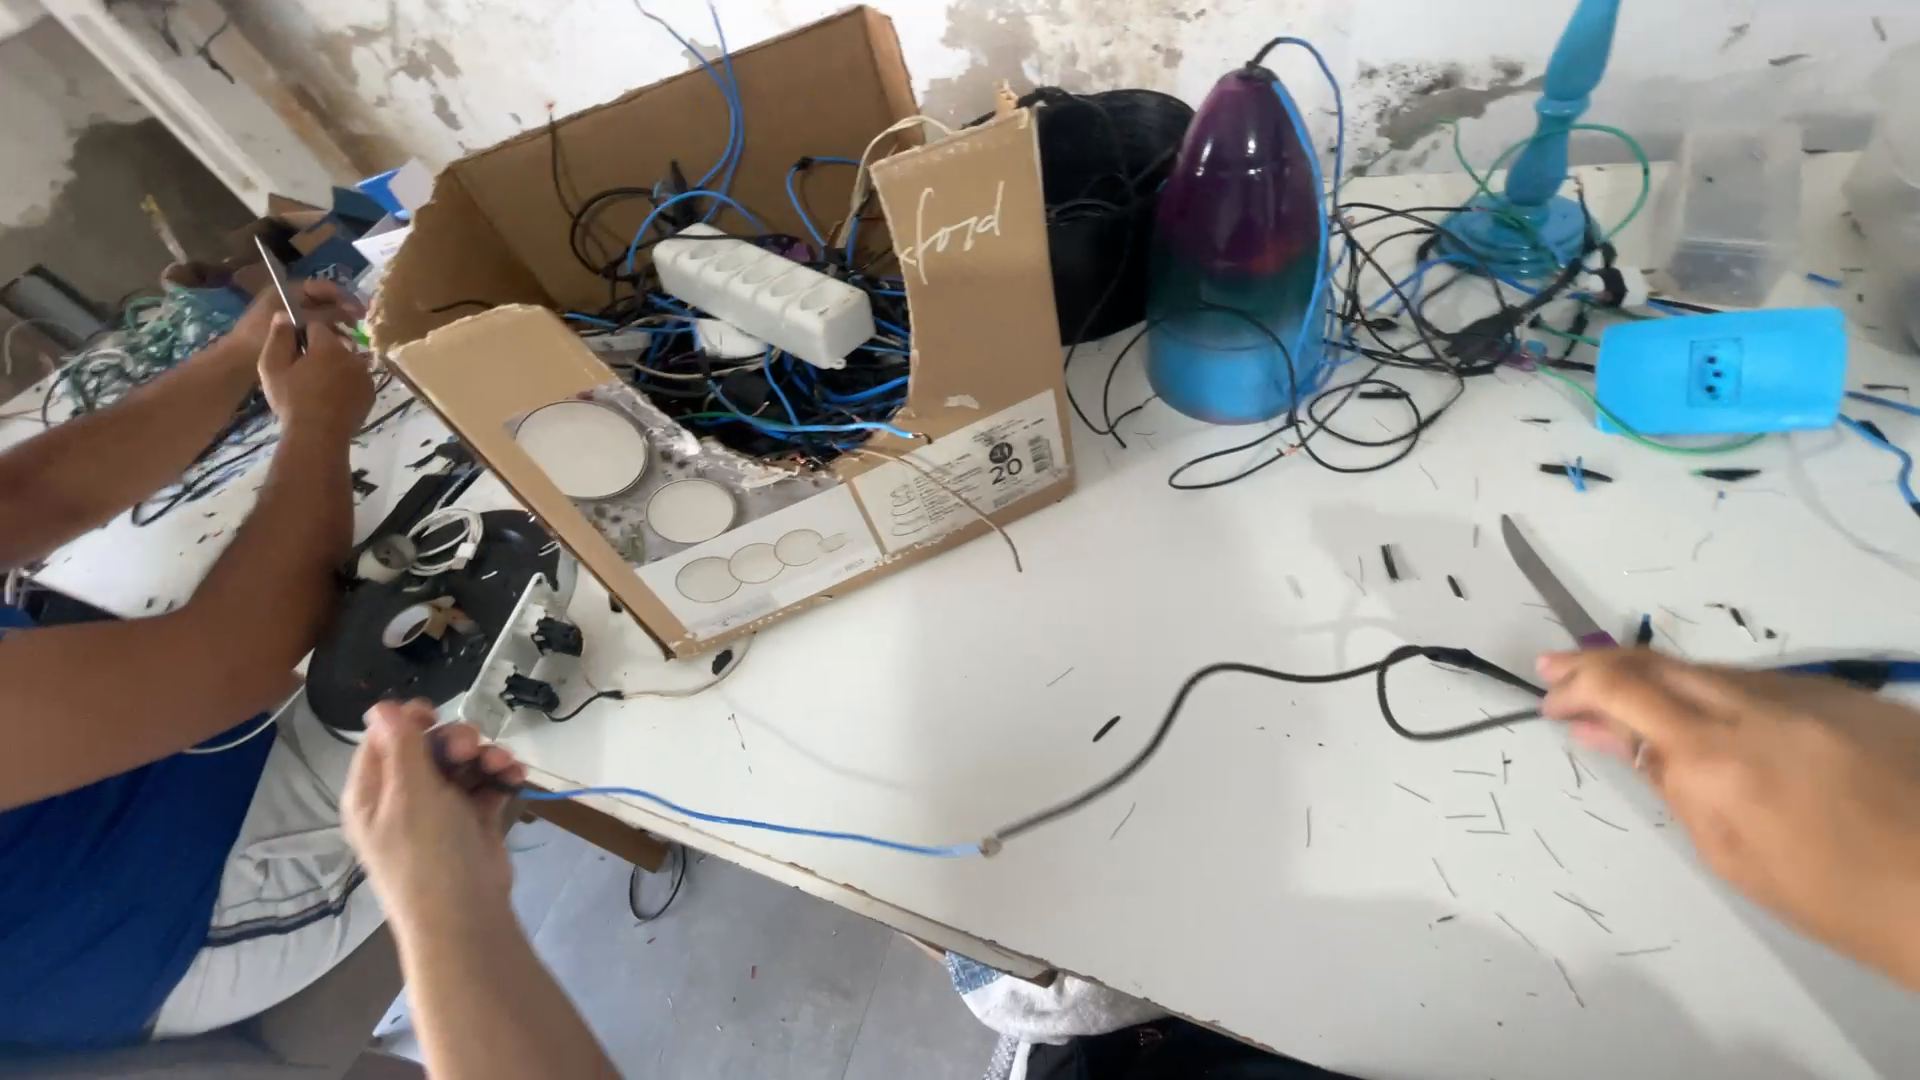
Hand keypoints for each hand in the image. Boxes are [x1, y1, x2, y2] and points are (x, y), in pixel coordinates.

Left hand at [213, 279, 364, 365]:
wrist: (238, 362)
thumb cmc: (262, 337)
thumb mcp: (298, 322)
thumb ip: (325, 314)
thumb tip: (351, 310)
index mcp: (286, 293)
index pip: (321, 288)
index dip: (343, 297)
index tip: (361, 310)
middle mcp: (289, 302)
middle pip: (325, 302)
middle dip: (344, 312)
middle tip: (360, 324)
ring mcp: (292, 318)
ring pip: (324, 317)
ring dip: (339, 326)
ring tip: (351, 340)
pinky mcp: (294, 333)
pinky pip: (319, 330)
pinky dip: (331, 336)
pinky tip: (342, 347)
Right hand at [257, 314, 373, 438]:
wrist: (319, 433)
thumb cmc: (292, 398)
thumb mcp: (273, 365)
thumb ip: (279, 337)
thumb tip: (285, 315)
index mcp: (330, 347)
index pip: (316, 326)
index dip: (302, 334)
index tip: (292, 349)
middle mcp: (354, 358)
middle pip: (334, 344)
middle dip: (319, 351)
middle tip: (302, 371)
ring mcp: (366, 376)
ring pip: (347, 362)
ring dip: (334, 367)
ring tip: (317, 386)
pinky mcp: (371, 392)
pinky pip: (356, 379)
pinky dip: (345, 382)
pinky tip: (332, 396)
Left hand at [341, 701, 527, 931]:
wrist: (465, 912)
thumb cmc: (428, 853)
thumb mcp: (412, 796)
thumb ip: (403, 748)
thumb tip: (380, 706)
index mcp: (374, 793)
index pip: (384, 741)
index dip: (409, 723)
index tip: (436, 713)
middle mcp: (404, 797)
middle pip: (431, 747)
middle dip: (459, 741)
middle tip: (473, 749)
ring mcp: (440, 809)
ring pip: (465, 763)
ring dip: (488, 757)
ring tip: (505, 767)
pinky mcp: (473, 818)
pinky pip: (487, 783)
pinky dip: (502, 777)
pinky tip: (516, 779)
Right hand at [1539, 649, 1919, 987]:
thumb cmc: (1837, 899)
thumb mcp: (1728, 851)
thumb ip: (1662, 778)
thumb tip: (1599, 731)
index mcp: (1721, 759)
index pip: (1623, 689)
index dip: (1575, 685)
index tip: (1550, 701)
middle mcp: (1765, 712)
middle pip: (1657, 663)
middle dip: (1596, 664)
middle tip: (1556, 671)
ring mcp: (1819, 699)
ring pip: (1708, 670)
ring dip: (1654, 678)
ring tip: (1626, 698)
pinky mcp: (1859, 701)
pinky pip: (1763, 684)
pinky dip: (1715, 691)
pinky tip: (1709, 714)